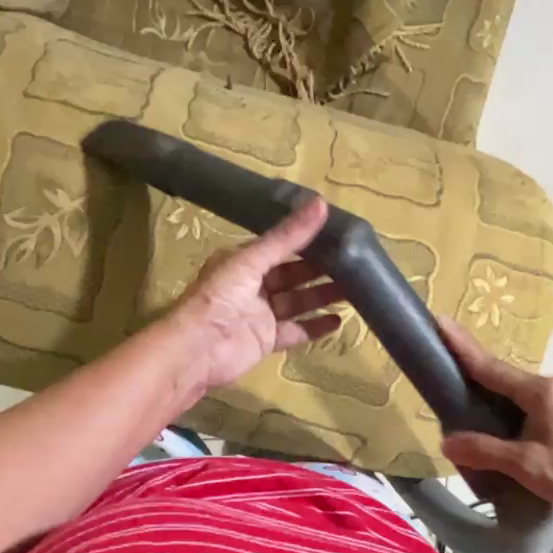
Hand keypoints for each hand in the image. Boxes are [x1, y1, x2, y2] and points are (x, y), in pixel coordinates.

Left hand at [164, 195, 345, 390]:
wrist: (198, 349)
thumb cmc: (219, 298)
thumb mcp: (251, 260)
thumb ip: (287, 237)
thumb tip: (322, 203)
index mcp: (243, 261)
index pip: (280, 246)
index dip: (306, 241)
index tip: (338, 235)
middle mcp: (252, 285)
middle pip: (292, 275)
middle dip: (319, 270)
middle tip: (354, 263)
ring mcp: (260, 315)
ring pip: (297, 302)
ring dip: (321, 296)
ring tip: (354, 290)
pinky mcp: (266, 340)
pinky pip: (295, 331)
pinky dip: (314, 327)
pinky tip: (337, 321)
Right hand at [436, 316, 552, 528]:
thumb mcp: (525, 465)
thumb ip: (484, 450)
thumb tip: (447, 442)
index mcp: (540, 391)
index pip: (491, 366)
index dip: (462, 346)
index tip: (441, 321)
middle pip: (506, 380)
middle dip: (477, 380)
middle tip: (447, 384)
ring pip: (521, 397)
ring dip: (496, 403)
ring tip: (472, 417)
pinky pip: (535, 408)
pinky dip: (514, 415)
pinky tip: (507, 434)